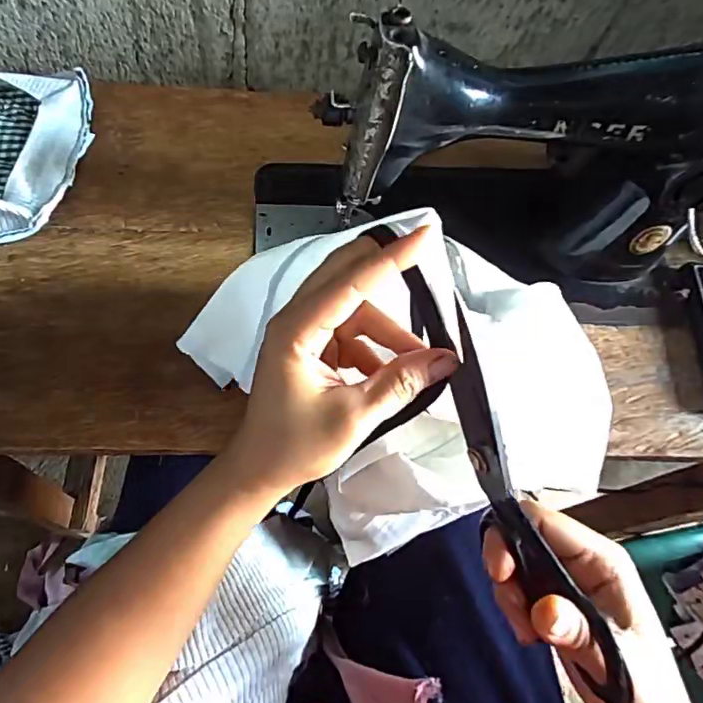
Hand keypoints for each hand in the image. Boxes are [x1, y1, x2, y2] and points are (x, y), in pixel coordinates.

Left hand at [225, 225, 459, 494]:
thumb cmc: (289, 445)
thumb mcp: (354, 416)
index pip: (351, 281)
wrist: (260, 466)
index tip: (422, 235)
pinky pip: (350, 330)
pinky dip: (375, 346)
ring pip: (354, 308)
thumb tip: (442, 360)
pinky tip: (392, 371)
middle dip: (387, 272)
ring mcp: (301, 332)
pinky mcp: (310, 346)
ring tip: (417, 361)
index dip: (392, 257)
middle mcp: (295, 322)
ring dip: (387, 329)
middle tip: (424, 261)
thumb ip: (400, 382)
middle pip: (345, 276)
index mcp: (296, 331)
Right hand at [482, 499, 701, 702]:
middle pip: (520, 534)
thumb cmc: (646, 693)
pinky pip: (516, 585)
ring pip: (513, 560)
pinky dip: (512, 607)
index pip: (541, 519)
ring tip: (528, 630)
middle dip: (505, 568)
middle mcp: (582, 561)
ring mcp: (566, 579)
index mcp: (603, 561)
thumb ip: (579, 632)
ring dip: (508, 594)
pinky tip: (530, 634)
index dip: (510, 535)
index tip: (501, 572)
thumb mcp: (617, 663)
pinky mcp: (552, 598)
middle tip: (514, 606)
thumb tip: (546, 609)